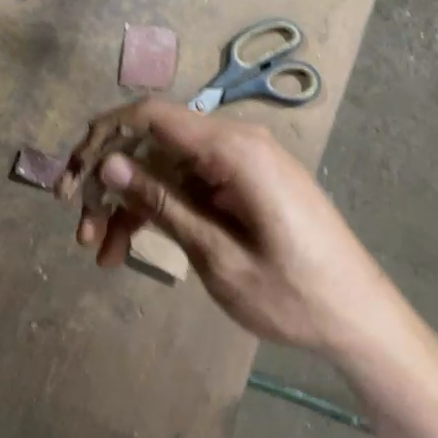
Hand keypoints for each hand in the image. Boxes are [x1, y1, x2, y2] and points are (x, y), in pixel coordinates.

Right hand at [75, 99, 403, 358]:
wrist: (364, 322)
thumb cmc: (295, 294)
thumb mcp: (219, 256)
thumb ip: (163, 204)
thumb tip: (109, 164)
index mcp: (234, 149)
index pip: (151, 114)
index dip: (104, 135)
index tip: (74, 175)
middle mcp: (235, 143)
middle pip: (151, 142)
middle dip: (109, 181)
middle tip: (80, 225)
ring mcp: (239, 163)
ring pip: (162, 167)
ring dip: (128, 203)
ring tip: (100, 250)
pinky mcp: (241, 184)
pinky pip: (186, 183)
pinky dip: (157, 210)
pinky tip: (130, 246)